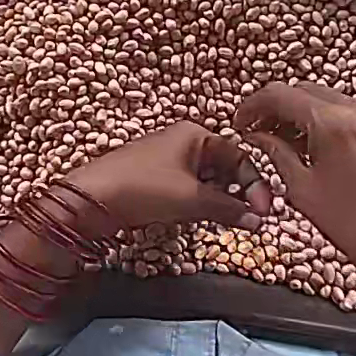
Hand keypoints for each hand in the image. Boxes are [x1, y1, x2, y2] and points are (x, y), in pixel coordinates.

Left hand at [64, 122, 274, 234]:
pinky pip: (188, 189)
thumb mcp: (191, 198)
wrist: (91, 199)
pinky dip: (199, 203)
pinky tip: (203, 218)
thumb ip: (228, 208)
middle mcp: (183, 141)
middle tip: (252, 219)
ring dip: (219, 200)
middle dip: (239, 192)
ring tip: (231, 221)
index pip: (239, 155)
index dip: (255, 184)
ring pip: (206, 180)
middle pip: (224, 166)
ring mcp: (167, 160)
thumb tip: (258, 220)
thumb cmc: (143, 187)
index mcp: (195, 134)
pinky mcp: (154, 179)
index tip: (265, 212)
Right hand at [235, 83, 355, 331]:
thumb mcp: (304, 192)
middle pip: (305, 91)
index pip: (280, 94)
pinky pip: (354, 113)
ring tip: (288, 143)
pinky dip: (330, 122)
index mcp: (336, 125)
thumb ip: (276, 154)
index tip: (242, 120)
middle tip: (260, 131)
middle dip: (277, 107)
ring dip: (303, 114)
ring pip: (330, 100)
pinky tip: (319, 149)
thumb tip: (257, 136)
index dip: (253, 105)